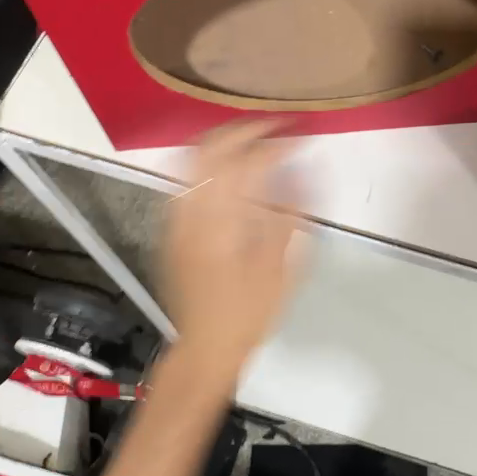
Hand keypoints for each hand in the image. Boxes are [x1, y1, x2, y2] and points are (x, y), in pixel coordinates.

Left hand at [161, 121, 300, 369]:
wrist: (204, 348)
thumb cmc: (248, 315)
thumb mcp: (281, 270)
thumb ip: (291, 217)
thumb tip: (304, 172)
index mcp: (223, 222)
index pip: (250, 165)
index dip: (278, 144)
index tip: (301, 137)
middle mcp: (193, 212)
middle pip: (211, 149)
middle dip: (244, 130)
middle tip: (274, 127)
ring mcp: (177, 220)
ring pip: (192, 160)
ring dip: (223, 142)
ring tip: (252, 140)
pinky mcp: (172, 230)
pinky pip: (185, 181)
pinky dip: (208, 164)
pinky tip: (227, 171)